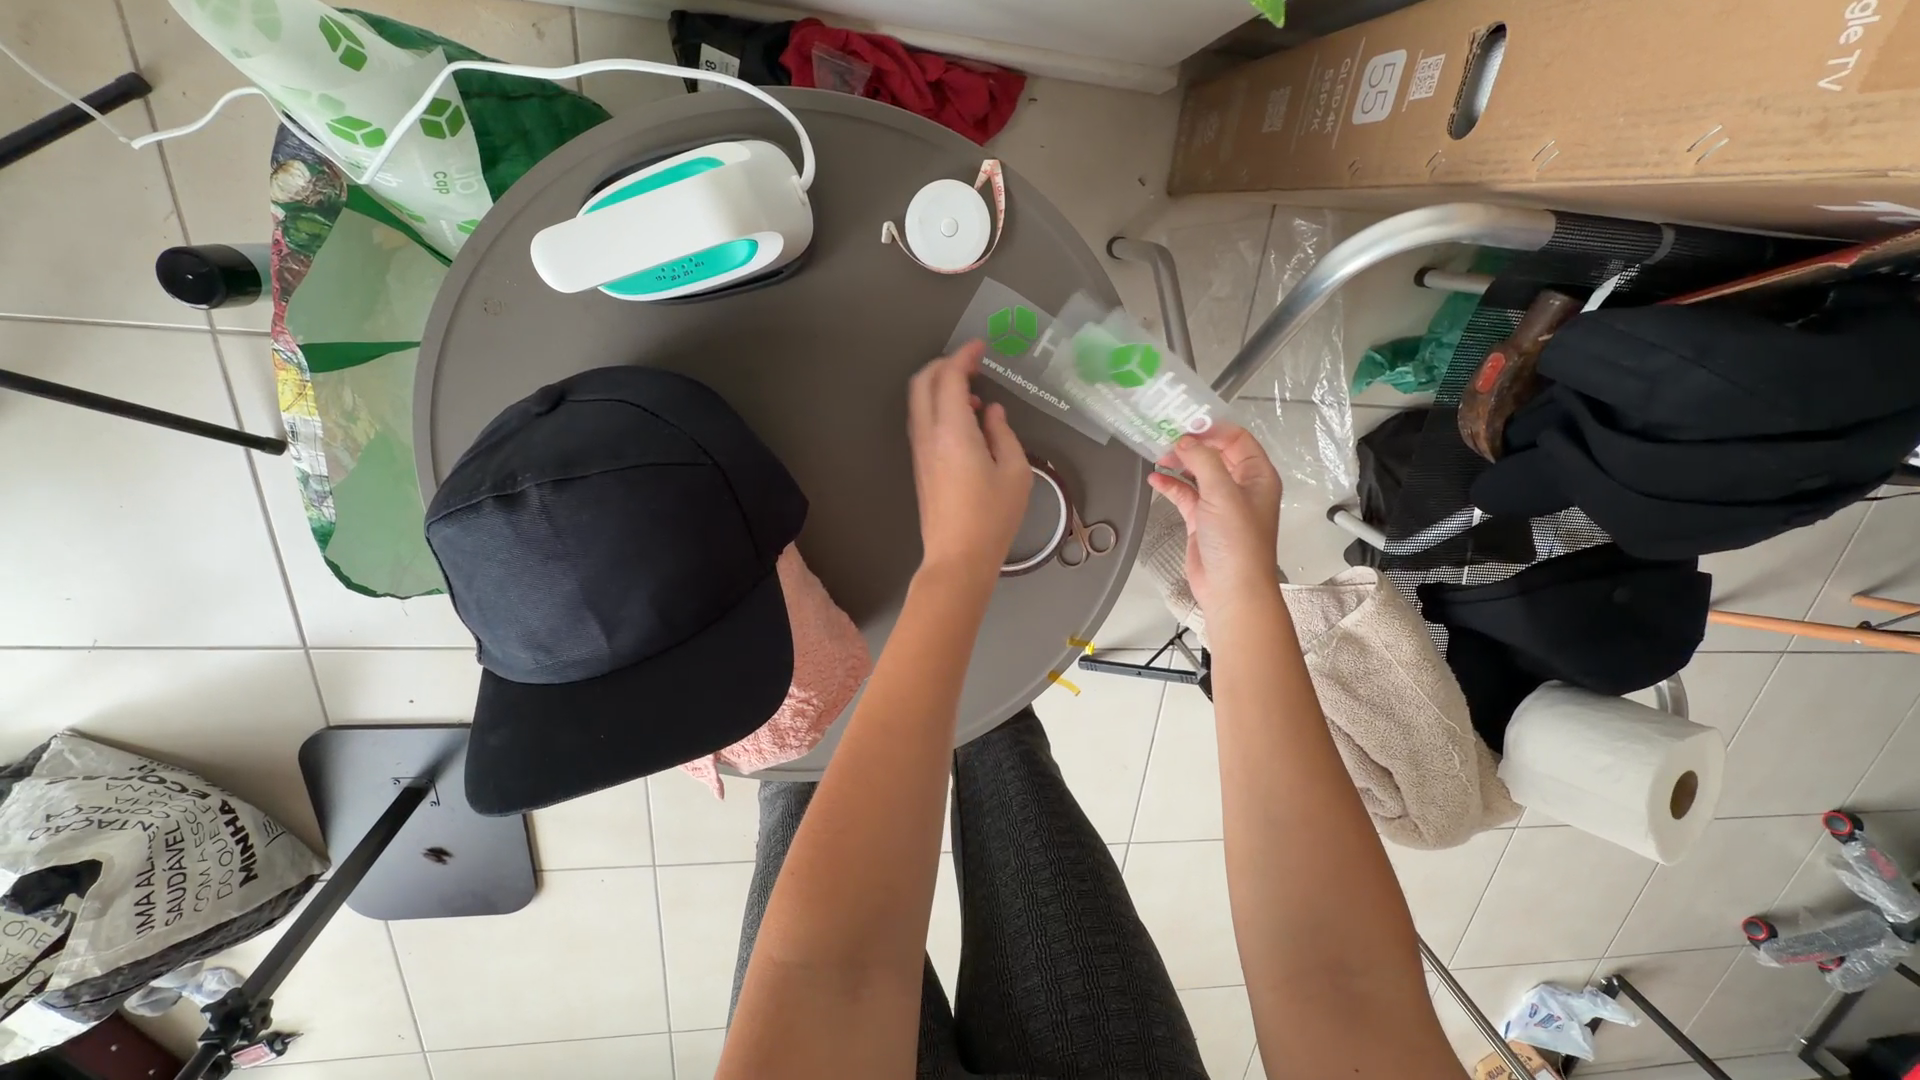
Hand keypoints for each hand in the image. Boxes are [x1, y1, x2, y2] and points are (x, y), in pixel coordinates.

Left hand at [907, 340, 1032, 576]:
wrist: (957, 557)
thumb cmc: (992, 517)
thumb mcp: (1015, 472)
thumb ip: (1004, 434)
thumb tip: (992, 413)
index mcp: (953, 431)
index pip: (950, 378)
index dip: (964, 356)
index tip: (981, 347)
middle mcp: (929, 435)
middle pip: (923, 382)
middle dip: (944, 364)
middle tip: (972, 364)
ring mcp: (920, 451)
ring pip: (918, 402)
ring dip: (940, 387)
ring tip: (974, 396)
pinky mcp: (920, 466)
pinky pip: (922, 421)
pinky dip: (938, 407)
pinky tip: (966, 423)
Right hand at [1147, 426, 1281, 616]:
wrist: (1232, 588)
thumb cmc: (1237, 542)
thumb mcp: (1222, 493)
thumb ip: (1203, 461)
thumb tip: (1184, 441)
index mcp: (1257, 475)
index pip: (1237, 439)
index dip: (1212, 430)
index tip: (1185, 425)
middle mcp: (1241, 486)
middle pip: (1216, 454)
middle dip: (1192, 445)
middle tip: (1166, 437)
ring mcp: (1221, 503)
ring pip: (1198, 473)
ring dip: (1179, 464)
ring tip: (1158, 455)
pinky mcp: (1202, 520)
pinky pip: (1186, 494)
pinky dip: (1171, 485)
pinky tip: (1156, 479)